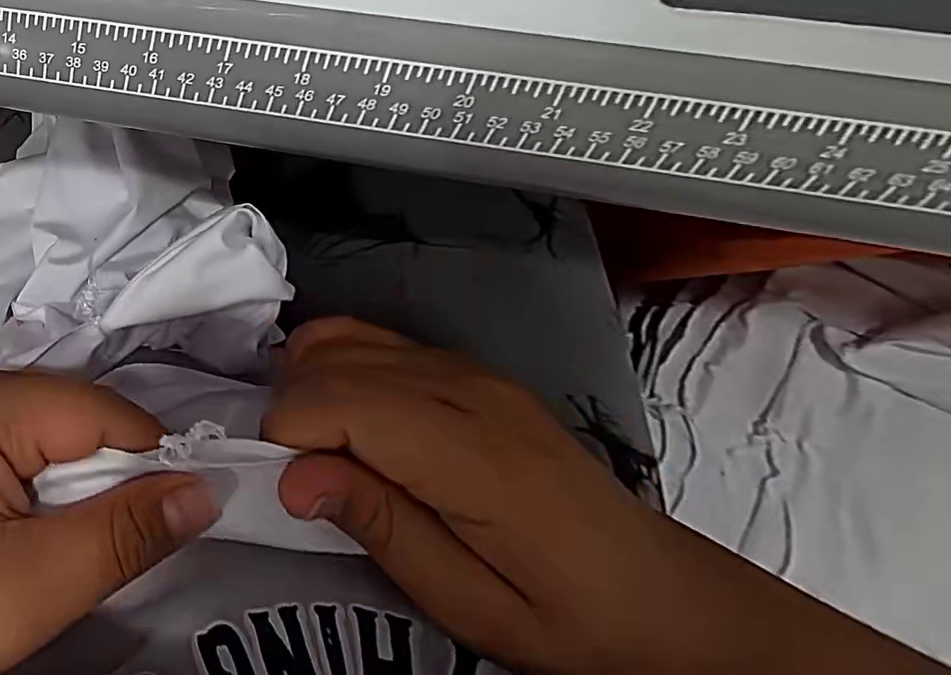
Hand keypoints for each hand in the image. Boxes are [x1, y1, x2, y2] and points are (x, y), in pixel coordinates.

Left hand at [0, 367, 218, 674]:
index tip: (187, 514)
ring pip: (67, 435)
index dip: (154, 460)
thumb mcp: (34, 583)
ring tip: (84, 543)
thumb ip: (125, 532)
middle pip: (86, 416)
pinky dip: (62, 489)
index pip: (104, 411)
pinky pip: (39, 449)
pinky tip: (53, 530)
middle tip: (132, 540)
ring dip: (92, 487)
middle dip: (120, 475)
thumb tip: (205, 489)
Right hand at [263, 317, 949, 674]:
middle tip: (302, 476)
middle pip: (328, 366)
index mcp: (472, 453)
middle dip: (288, 415)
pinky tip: (331, 400)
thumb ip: (380, 529)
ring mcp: (459, 364)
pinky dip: (326, 358)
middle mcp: (461, 387)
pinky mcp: (456, 361)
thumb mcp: (473, 607)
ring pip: (336, 341)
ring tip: (315, 444)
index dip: (289, 438)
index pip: (339, 403)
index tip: (288, 488)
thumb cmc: (568, 615)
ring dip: (301, 386)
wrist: (663, 592)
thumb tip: (291, 479)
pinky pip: (364, 334)